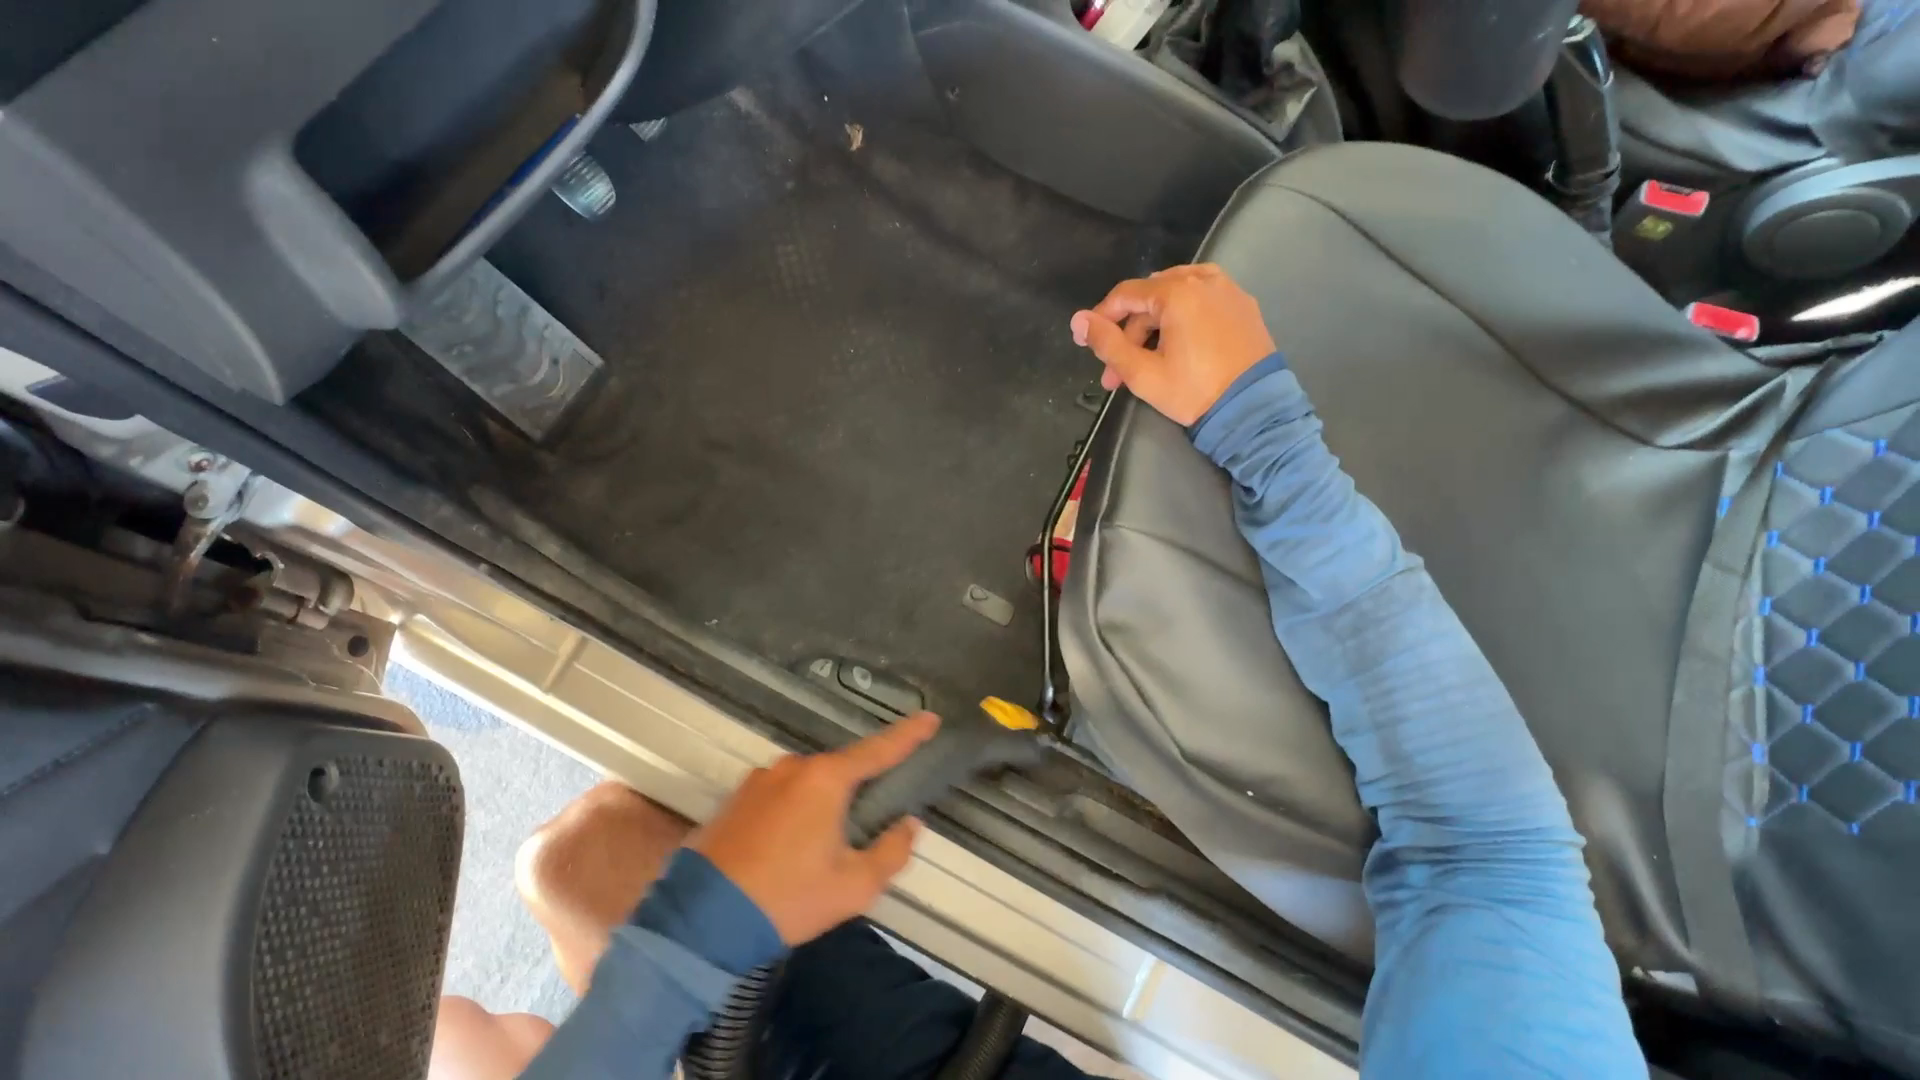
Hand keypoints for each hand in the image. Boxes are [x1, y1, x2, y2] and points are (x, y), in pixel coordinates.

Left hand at [691, 712, 938, 944]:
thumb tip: (909, 824)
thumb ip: (891, 852)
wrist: (701, 920)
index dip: (908, 735)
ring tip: (818, 855)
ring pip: (807, 786)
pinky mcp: (734, 800)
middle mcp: (792, 768)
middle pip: (839, 771)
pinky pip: (778, 798)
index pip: (879, 750)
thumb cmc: (787, 898)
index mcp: (826, 780)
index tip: (930, 718)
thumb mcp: (853, 887)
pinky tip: (787, 853)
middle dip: (856, 792)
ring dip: (820, 808)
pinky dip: (792, 815)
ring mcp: (758, 781)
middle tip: (864, 831)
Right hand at [1070, 264, 1276, 425]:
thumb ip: (1107, 343)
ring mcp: (1228, 291)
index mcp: (1177, 292)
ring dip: (1154, 325)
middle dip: (1129, 331)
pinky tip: (1177, 346)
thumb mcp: (1142, 373)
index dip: (1101, 317)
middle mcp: (1204, 280)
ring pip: (1176, 297)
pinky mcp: (1244, 306)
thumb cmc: (1194, 391)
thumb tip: (1078, 320)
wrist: (1254, 409)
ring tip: (1145, 360)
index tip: (1086, 341)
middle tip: (1117, 368)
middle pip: (1151, 297)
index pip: (1125, 294)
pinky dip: (1183, 318)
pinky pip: (1202, 301)